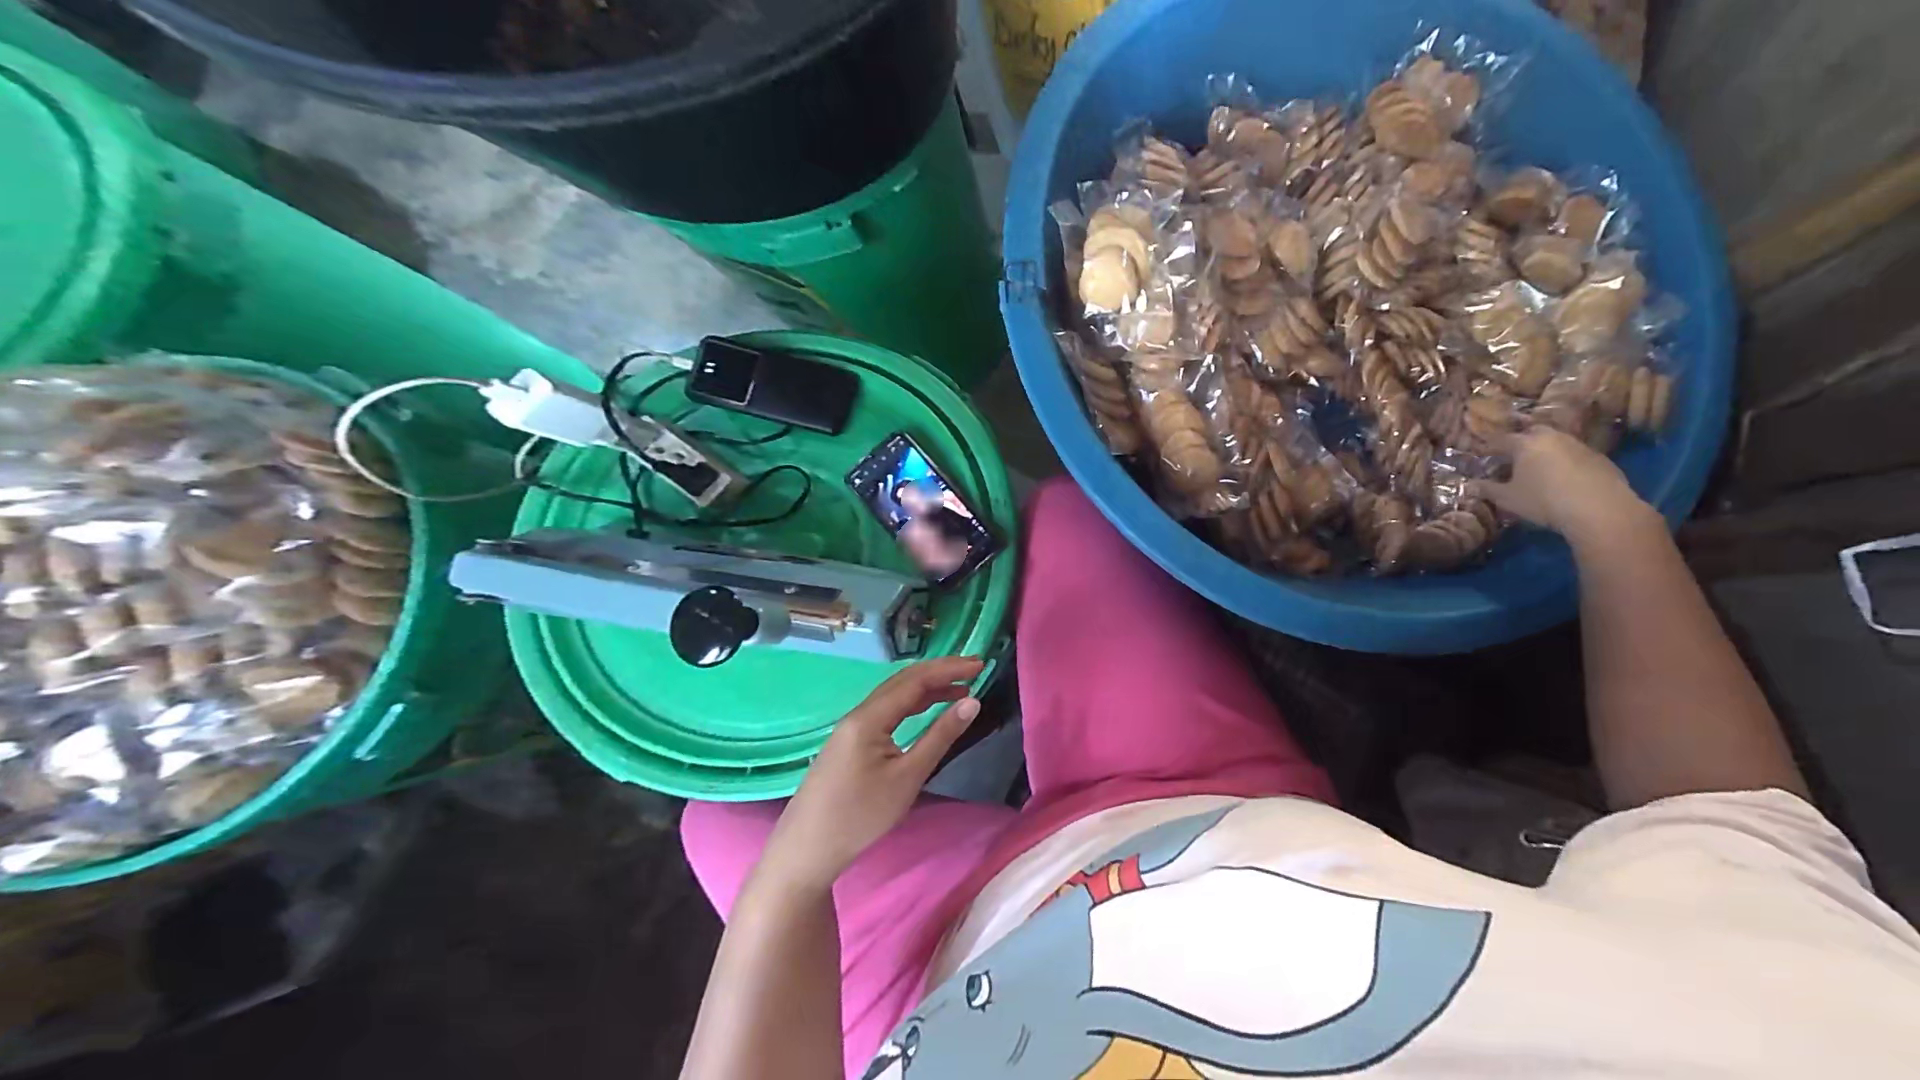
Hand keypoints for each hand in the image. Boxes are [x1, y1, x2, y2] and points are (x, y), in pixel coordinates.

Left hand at [758, 656, 985, 890]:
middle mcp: (859, 714)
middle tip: (974, 669)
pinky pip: (885, 712)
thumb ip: (940, 736)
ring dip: (927, 689)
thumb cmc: (861, 815)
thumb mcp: (908, 777)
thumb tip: (971, 702)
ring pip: (894, 697)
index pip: (915, 680)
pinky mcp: (850, 743)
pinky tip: (926, 711)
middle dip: (939, 672)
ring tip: (960, 690)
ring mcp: (851, 728)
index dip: (949, 669)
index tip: (980, 664)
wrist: (808, 848)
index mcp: (870, 717)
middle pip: (903, 682)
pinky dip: (911, 705)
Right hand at [1471, 427, 1652, 540]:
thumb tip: (1470, 485)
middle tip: (1511, 456)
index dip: (1488, 447)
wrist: (1600, 509)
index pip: (1500, 440)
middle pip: (1532, 432)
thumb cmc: (1544, 500)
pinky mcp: (1600, 458)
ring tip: (1537, 467)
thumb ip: (1487, 489)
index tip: (1480, 454)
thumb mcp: (1507, 498)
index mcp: (1526, 444)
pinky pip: (1575, 454)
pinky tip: (1563, 478)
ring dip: (1545, 451)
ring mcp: (1580, 446)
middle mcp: (1553, 438)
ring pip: (1556, 442)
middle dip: (1520, 441)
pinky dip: (1565, 461)